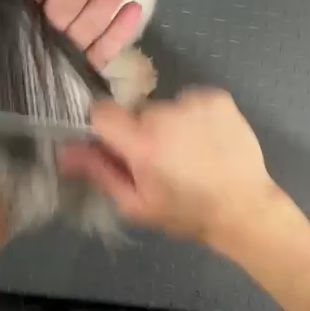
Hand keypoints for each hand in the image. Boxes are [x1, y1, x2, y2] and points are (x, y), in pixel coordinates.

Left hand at [0, 0, 147, 236]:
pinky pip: (101, 59)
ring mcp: (61, 67)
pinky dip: (119, 36)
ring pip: (89, 27)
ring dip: (112, 0)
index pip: (33, 0)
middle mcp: (38, 46)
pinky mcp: (80, 91)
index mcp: (7, 37)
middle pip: (67, 7)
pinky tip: (135, 14)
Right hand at [58, 88, 293, 250]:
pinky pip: (191, 101)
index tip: (117, 146)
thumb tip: (65, 151)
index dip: (104, 128)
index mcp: (141, 142)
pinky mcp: (218, 97)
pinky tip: (206, 142)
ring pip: (165, 106)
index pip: (101, 111)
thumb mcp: (137, 203)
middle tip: (161, 161)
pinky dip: (194, 117)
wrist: (244, 209)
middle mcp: (166, 113)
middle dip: (142, 131)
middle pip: (136, 111)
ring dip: (170, 124)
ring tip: (189, 153)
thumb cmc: (186, 213)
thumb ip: (100, 172)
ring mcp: (195, 101)